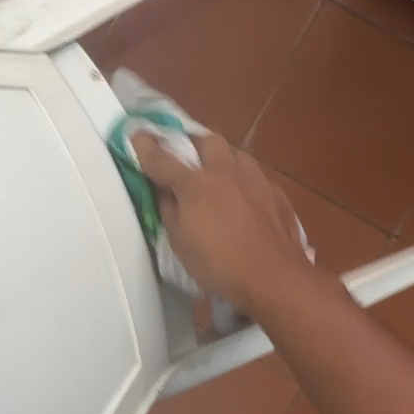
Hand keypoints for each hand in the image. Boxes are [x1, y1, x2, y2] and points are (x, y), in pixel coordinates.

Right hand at [131, 131, 323, 312]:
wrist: (276, 278)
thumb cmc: (219, 264)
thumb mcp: (179, 241)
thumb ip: (169, 210)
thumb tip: (165, 192)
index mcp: (195, 184)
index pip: (163, 158)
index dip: (146, 145)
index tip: (137, 135)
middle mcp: (225, 172)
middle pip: (206, 140)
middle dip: (192, 142)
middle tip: (184, 156)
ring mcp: (255, 180)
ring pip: (235, 152)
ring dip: (220, 156)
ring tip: (215, 172)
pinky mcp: (276, 193)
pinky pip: (255, 174)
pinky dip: (243, 178)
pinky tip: (242, 195)